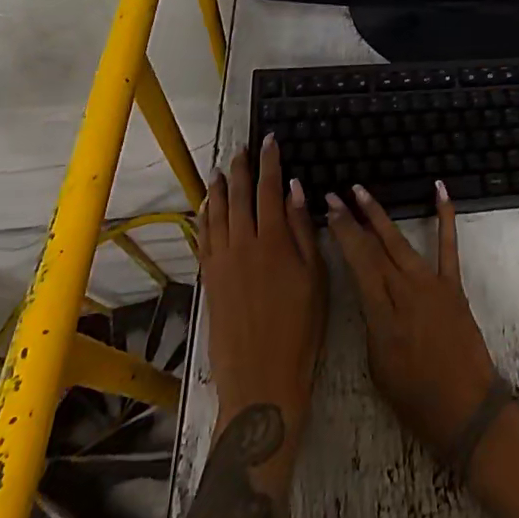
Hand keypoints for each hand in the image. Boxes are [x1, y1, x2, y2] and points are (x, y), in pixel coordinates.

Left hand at [197, 135, 326, 498]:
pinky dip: (205, 217)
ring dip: (219, 188)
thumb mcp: (315, 277)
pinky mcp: (210, 279)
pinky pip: (203, 238)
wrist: (261, 376)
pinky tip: (207, 207)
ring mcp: (221, 262)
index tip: (270, 141)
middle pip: (239, 197)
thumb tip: (295, 190)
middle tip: (241, 149)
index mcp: (272, 241)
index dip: (270, 162)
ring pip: (217, 214)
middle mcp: (242, 244)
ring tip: (221, 169)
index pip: (269, 190)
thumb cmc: (300, 327)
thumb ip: (302, 230)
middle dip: (241, 169)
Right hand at [325, 181, 495, 455]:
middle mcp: (406, 291)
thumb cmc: (414, 397)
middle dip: (353, 218)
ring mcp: (432, 285)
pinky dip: (445, 216)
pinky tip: (440, 191)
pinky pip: (448, 246)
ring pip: (400, 243)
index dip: (342, 234)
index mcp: (382, 314)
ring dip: (380, 215)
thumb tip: (369, 292)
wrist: (465, 407)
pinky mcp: (453, 285)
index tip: (328, 210)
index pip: (357, 263)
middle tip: (336, 195)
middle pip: (374, 248)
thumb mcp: (377, 365)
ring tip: (362, 192)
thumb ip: (372, 322)